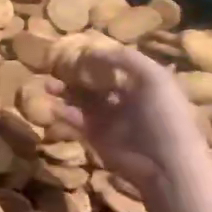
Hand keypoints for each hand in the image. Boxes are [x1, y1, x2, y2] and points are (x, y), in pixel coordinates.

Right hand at [50, 47, 204, 192]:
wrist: (163, 162)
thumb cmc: (163, 116)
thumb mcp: (155, 78)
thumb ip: (126, 59)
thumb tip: (92, 50)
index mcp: (143, 86)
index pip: (116, 67)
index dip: (97, 59)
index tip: (76, 50)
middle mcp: (124, 100)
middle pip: (93, 82)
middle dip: (74, 74)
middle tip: (55, 67)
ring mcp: (107, 119)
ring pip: (79, 99)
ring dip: (63, 91)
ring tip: (47, 85)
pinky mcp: (93, 135)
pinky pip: (73, 119)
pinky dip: (62, 112)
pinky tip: (53, 106)